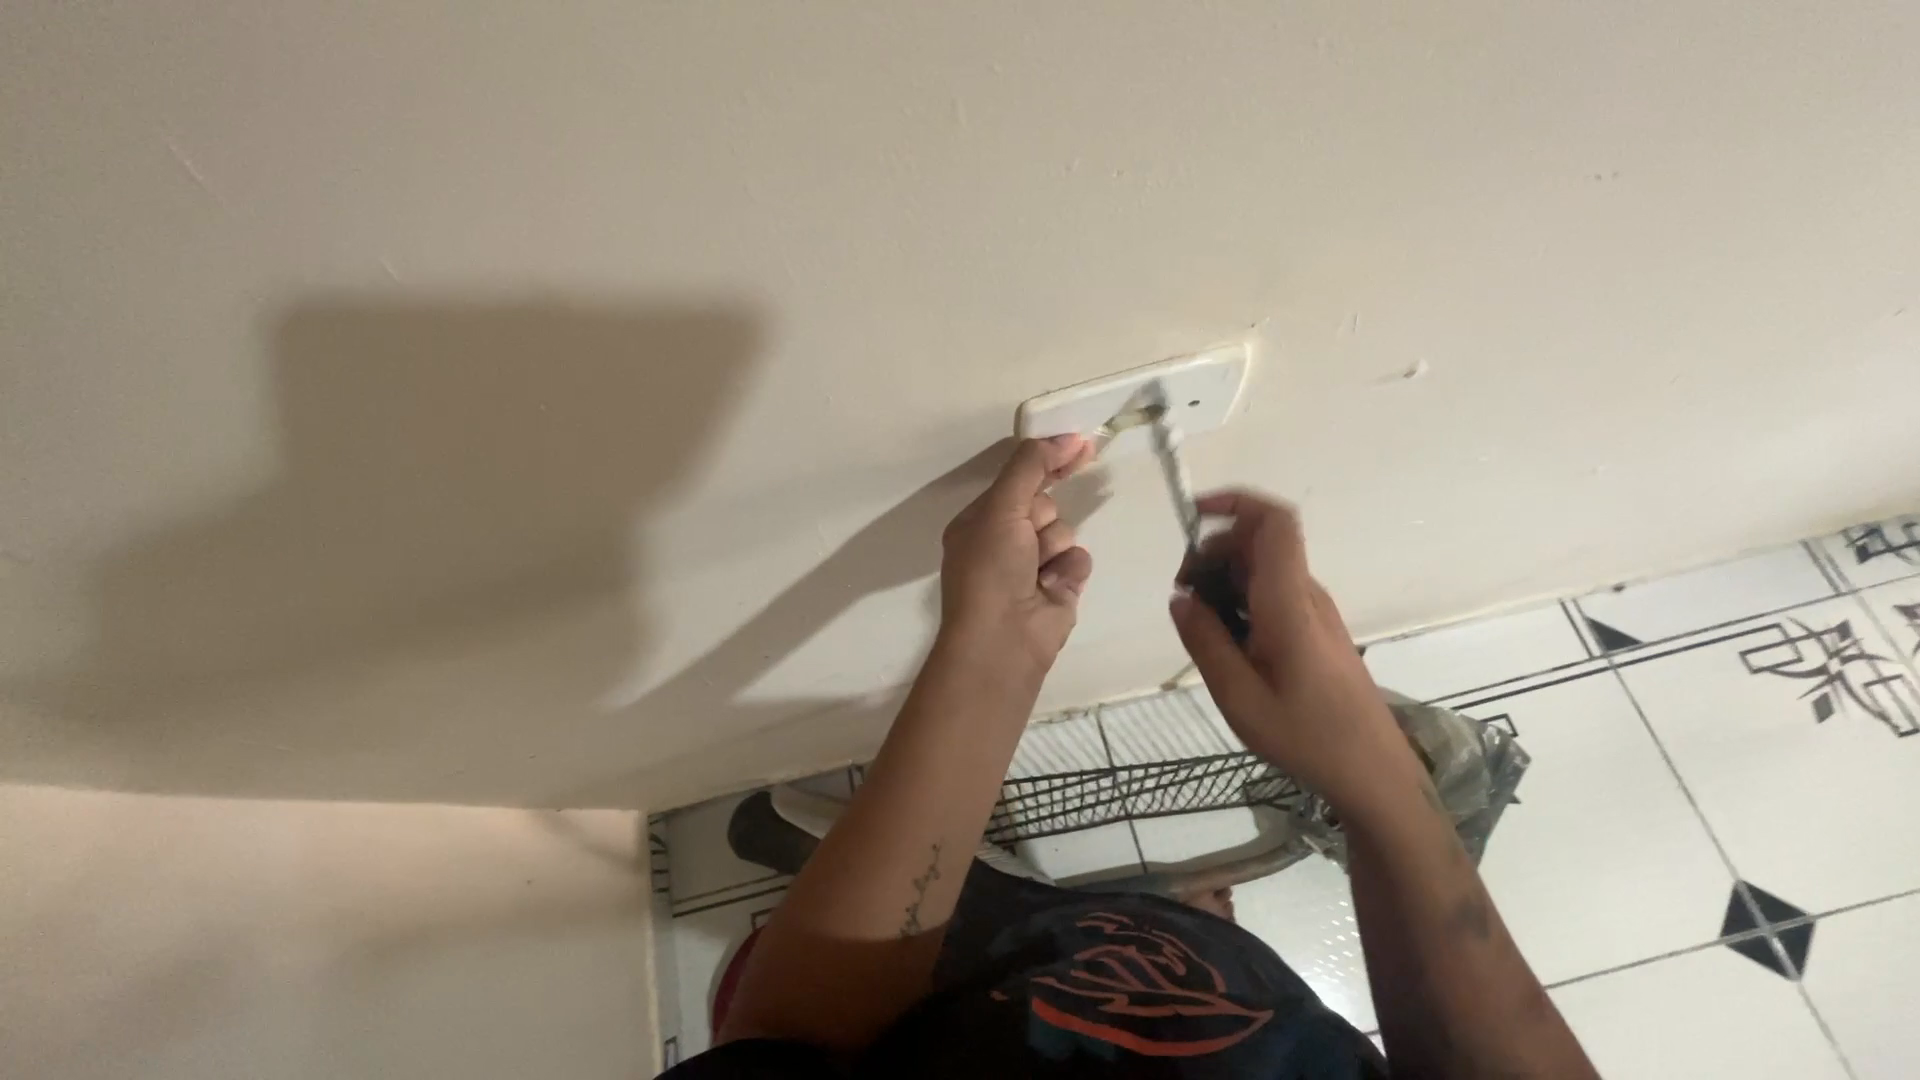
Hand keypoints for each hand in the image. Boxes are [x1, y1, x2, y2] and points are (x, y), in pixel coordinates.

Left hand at [938, 436, 1096, 670]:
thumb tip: (1066, 437)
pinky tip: (1051, 588)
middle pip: (1045, 503)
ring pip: (1065, 530)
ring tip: (1036, 571)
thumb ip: (1030, 467)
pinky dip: (1068, 570)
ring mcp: (1035, 564)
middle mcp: (1005, 540)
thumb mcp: (1001, 509)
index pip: (1018, 479)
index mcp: (980, 520)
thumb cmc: (990, 570)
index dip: (1047, 460)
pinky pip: (1079, 558)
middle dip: (1041, 516)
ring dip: (1054, 547)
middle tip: (1027, 537)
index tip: (1080, 444)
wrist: (1004, 639)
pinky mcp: (1060, 584)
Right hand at [1167, 490, 1424, 817]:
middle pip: (1257, 543)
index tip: (1191, 517)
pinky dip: (1240, 602)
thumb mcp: (1238, 696)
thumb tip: (1180, 598)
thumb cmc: (1306, 736)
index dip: (1233, 504)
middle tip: (1185, 599)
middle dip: (1211, 554)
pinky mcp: (1316, 630)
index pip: (1273, 523)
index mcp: (1289, 603)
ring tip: (1201, 628)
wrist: (1373, 773)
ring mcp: (1314, 612)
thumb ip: (1205, 640)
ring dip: (1224, 582)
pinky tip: (1228, 644)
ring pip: (1262, 570)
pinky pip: (1272, 594)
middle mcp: (1306, 596)